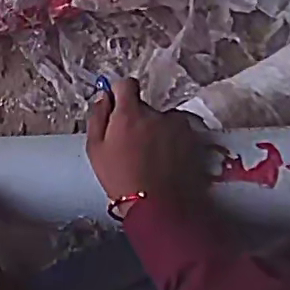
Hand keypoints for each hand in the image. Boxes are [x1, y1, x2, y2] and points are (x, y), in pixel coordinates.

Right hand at [86, 77, 208, 217]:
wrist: (158, 205)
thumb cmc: (119, 177)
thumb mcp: (95, 148)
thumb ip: (98, 117)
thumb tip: (104, 96)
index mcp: (128, 114)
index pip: (126, 84)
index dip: (120, 93)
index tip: (117, 107)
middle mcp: (155, 114)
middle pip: (144, 106)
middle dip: (136, 118)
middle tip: (130, 143)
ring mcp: (177, 125)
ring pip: (162, 120)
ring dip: (156, 129)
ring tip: (150, 154)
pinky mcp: (193, 139)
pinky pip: (178, 132)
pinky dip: (172, 140)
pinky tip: (165, 159)